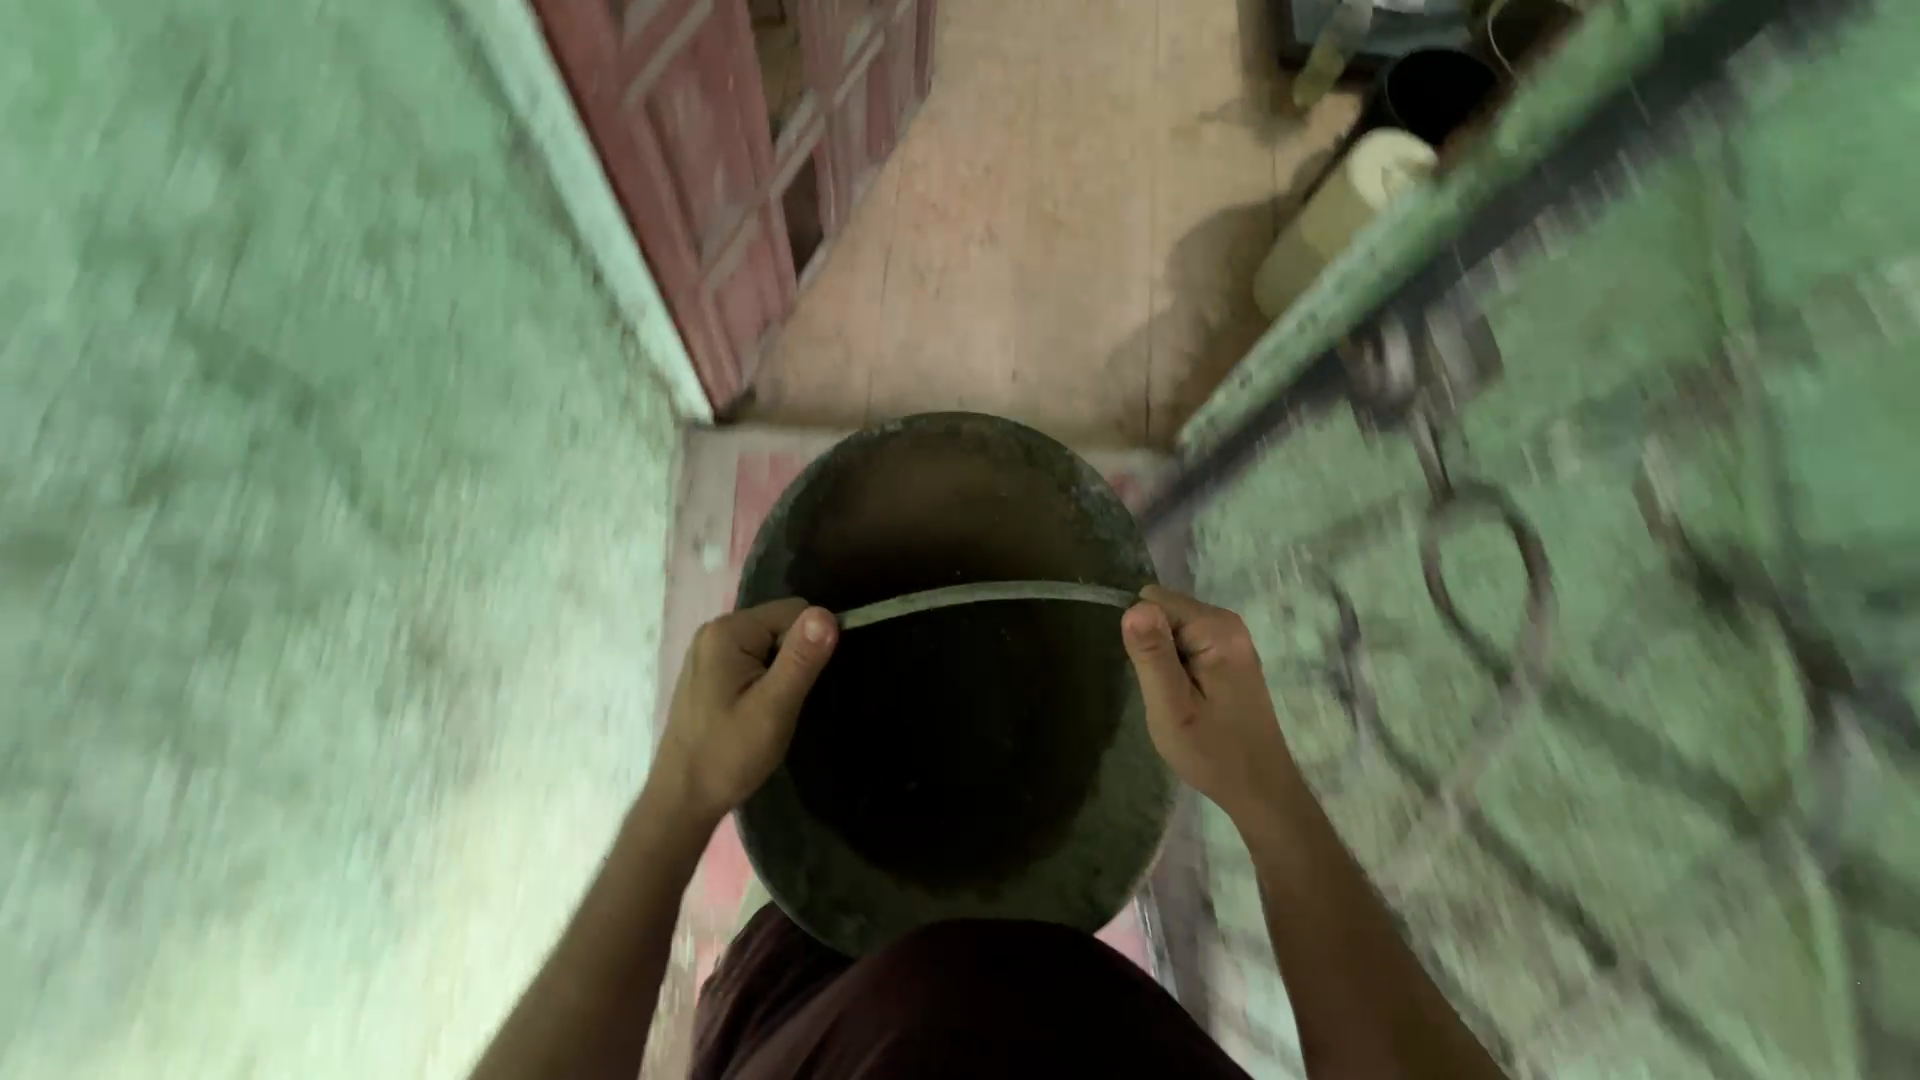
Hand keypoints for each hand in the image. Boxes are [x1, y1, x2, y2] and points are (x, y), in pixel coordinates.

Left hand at [652, 599, 837, 824]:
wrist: (683, 799)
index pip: (794, 612)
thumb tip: (827, 614)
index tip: (802, 686)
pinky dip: (766, 679)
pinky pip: (754, 658)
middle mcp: (714, 631)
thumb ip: (800, 659)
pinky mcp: (711, 671)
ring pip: (770, 643)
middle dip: (796, 658)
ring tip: (772, 709)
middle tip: (786, 701)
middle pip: (781, 624)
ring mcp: (709, 651)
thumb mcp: (774, 708)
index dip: (811, 645)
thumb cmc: (729, 755)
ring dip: (782, 671)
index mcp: (728, 632)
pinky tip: (758, 710)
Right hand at [1120, 585, 1297, 822]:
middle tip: (1165, 693)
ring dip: (1163, 659)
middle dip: (1153, 648)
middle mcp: (1227, 622)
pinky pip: (1186, 641)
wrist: (1258, 787)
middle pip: (1164, 610)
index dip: (1143, 639)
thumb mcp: (1171, 708)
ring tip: (1175, 697)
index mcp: (1215, 629)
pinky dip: (1177, 666)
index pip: (1153, 602)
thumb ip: (1152, 656)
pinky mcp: (1230, 653)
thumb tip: (1133, 608)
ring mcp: (1231, 637)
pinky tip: (1188, 697)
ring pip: (1171, 626)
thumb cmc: (1212, 752)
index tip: (1153, 678)